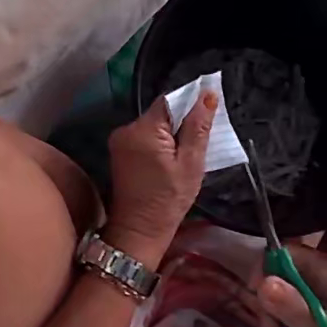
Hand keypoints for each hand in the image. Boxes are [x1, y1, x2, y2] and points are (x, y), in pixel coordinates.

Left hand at [104, 91, 215, 257]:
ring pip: (153, 124)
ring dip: (170, 133)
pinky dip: (159, 142)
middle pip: (160, 112)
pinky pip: (144, 136)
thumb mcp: (191, 164)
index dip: (189, 103)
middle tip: (200, 140)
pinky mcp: (119, 151)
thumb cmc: (169, 200)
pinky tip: (170, 159)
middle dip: (181, 121)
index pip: (169, 101)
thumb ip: (197, 127)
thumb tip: (207, 95)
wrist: (139, 232)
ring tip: (186, 152)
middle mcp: (126, 129)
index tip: (206, 116)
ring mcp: (119, 140)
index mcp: (144, 129)